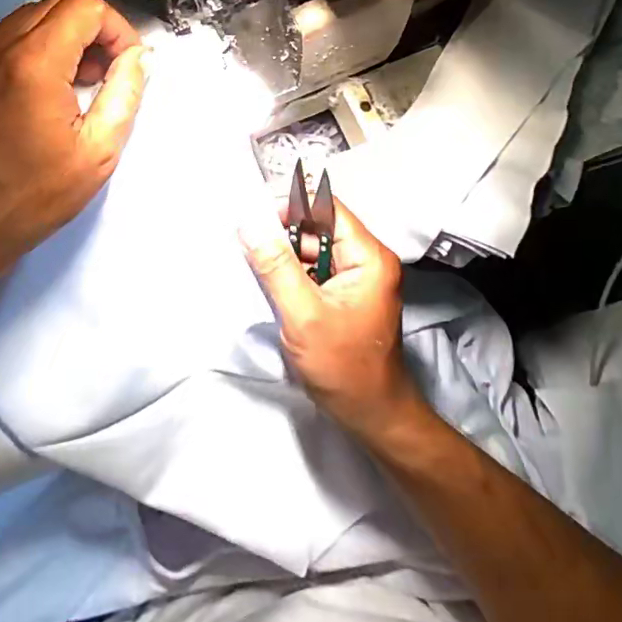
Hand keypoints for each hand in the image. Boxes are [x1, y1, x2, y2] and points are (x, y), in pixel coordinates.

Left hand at [0, 0, 149, 280]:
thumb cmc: (32, 196)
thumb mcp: (96, 153)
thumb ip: (124, 94)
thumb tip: (138, 57)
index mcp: (33, 61)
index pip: (86, 6)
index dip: (117, 29)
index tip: (126, 67)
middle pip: (57, 3)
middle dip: (93, 30)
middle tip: (107, 74)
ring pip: (31, 18)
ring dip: (64, 37)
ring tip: (78, 84)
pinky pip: (7, 39)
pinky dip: (36, 49)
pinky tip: (44, 93)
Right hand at [241, 194, 419, 434]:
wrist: (373, 415)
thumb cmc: (344, 367)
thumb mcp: (303, 315)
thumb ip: (276, 267)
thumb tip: (250, 224)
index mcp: (368, 258)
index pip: (328, 210)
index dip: (291, 205)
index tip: (254, 214)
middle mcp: (367, 261)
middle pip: (319, 229)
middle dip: (283, 235)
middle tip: (248, 244)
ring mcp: (358, 280)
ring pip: (314, 251)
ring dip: (286, 257)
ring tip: (256, 267)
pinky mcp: (346, 296)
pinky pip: (315, 272)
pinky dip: (293, 275)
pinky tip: (272, 286)